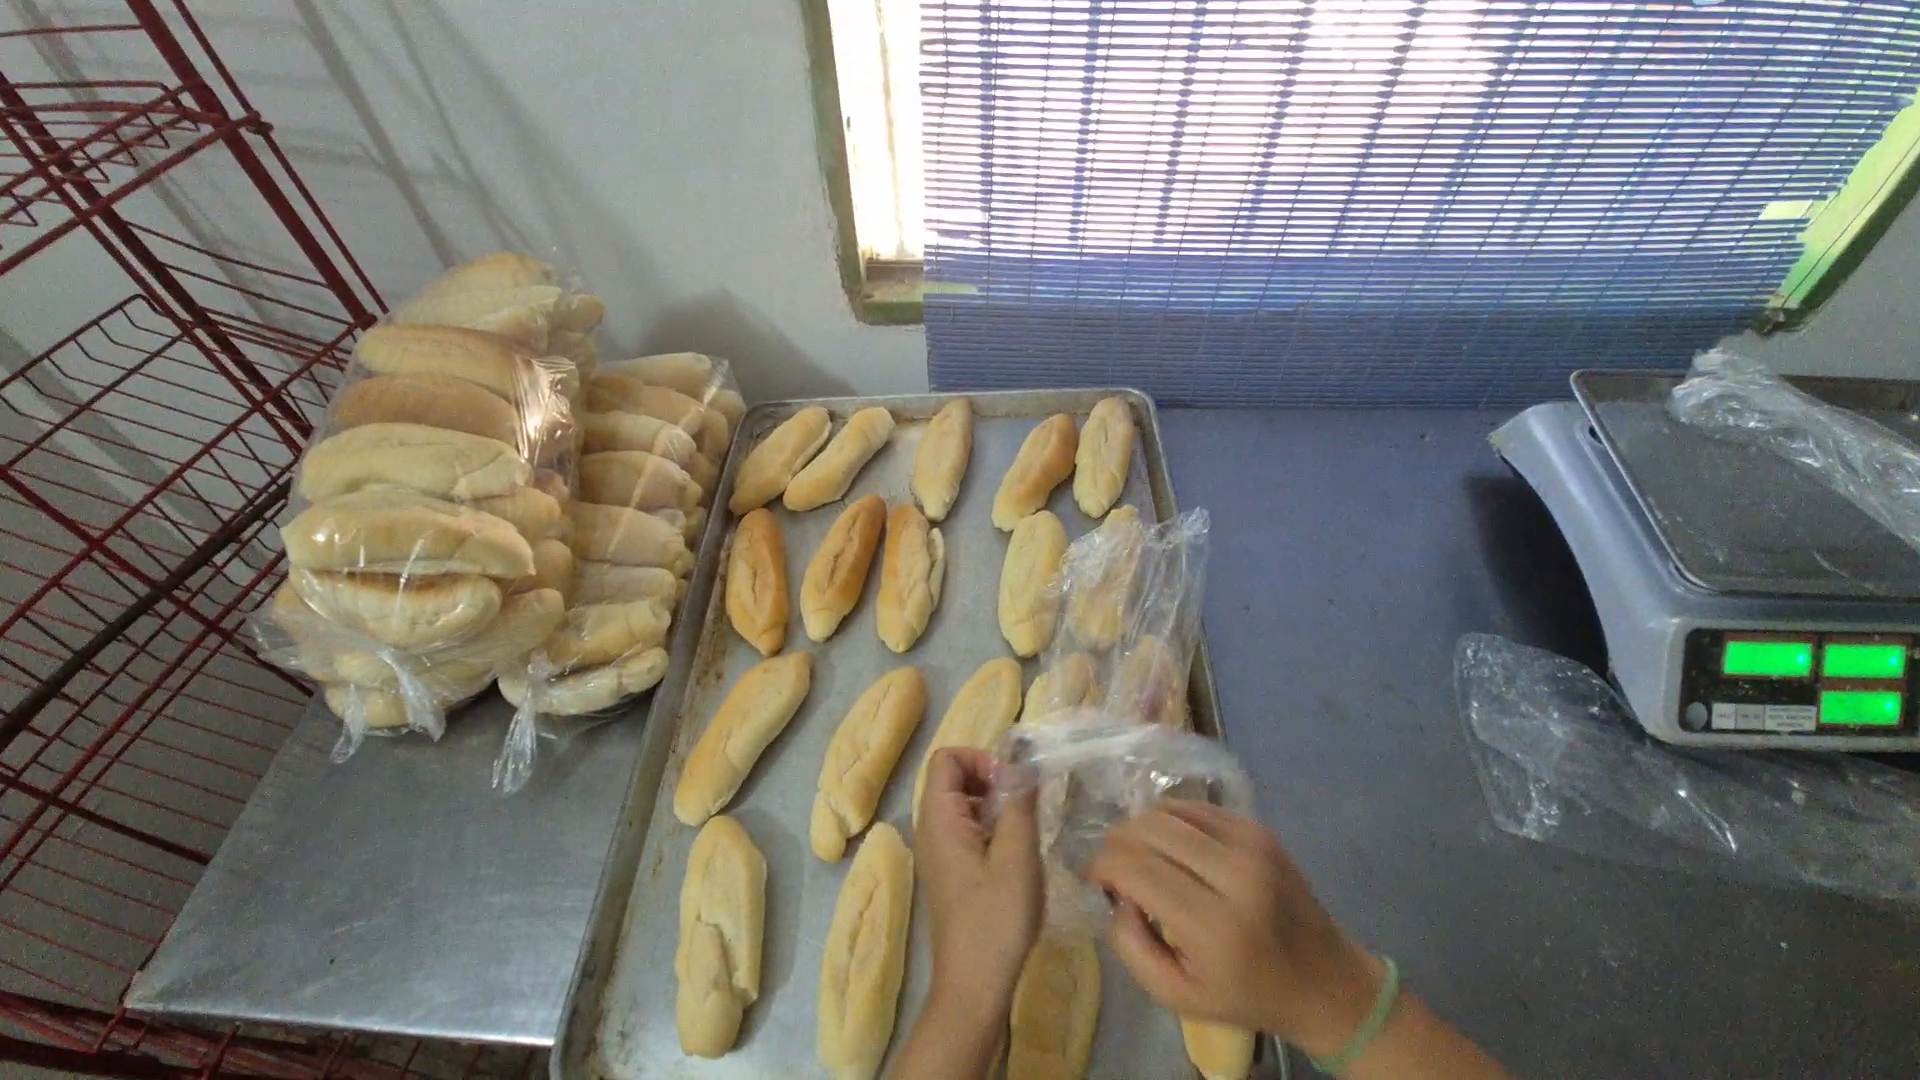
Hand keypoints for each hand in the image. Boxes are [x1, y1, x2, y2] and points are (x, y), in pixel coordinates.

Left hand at [914, 746, 1042, 1027]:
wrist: (974, 985)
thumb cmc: (995, 918)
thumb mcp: (1017, 854)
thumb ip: (1019, 802)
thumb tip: (1023, 761)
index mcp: (938, 817)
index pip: (947, 757)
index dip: (980, 759)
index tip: (1011, 785)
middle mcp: (930, 828)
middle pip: (955, 777)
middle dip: (992, 781)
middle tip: (1024, 809)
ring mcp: (938, 851)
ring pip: (964, 804)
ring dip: (995, 807)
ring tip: (1023, 834)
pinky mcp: (950, 871)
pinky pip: (967, 830)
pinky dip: (992, 829)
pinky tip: (1015, 858)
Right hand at [1086, 800, 1381, 1059]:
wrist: (1326, 981)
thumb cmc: (1247, 994)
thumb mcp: (1177, 995)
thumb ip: (1131, 948)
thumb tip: (1118, 895)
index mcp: (1215, 926)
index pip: (1138, 870)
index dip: (1103, 865)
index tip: (1094, 878)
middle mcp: (1235, 876)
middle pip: (1150, 831)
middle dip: (1117, 842)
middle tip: (1112, 866)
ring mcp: (1251, 845)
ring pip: (1169, 811)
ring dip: (1141, 828)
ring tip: (1138, 855)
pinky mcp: (1258, 830)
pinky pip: (1195, 807)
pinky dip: (1169, 821)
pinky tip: (1170, 847)